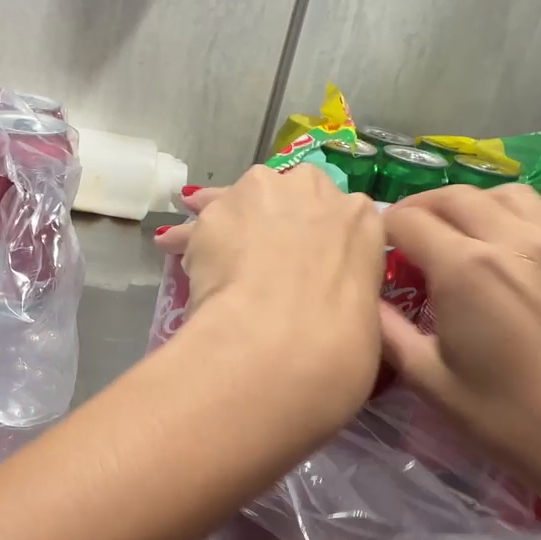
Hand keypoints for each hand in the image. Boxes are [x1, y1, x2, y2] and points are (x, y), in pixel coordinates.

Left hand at [156, 166, 384, 434]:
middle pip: (287, 197)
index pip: (340, 218)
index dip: (317, 242)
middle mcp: (313, 191)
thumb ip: (346, 295)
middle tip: (257, 259)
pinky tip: (174, 253)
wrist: (277, 346)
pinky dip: (187, 239)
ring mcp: (261, 194)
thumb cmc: (337, 348)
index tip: (303, 264)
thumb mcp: (367, 324)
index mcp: (363, 219)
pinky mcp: (215, 210)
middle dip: (271, 220)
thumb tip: (326, 307)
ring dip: (227, 223)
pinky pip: (198, 225)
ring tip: (207, 252)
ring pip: (238, 202)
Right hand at [378, 185, 540, 524]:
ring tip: (457, 236)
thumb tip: (364, 298)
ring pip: (503, 195)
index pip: (408, 221)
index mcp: (466, 270)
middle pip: (453, 197)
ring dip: (469, 206)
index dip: (383, 232)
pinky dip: (516, 217)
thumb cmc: (508, 422)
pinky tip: (510, 250)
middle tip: (406, 240)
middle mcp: (514, 241)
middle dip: (419, 210)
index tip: (377, 255)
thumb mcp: (429, 381)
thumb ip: (387, 330)